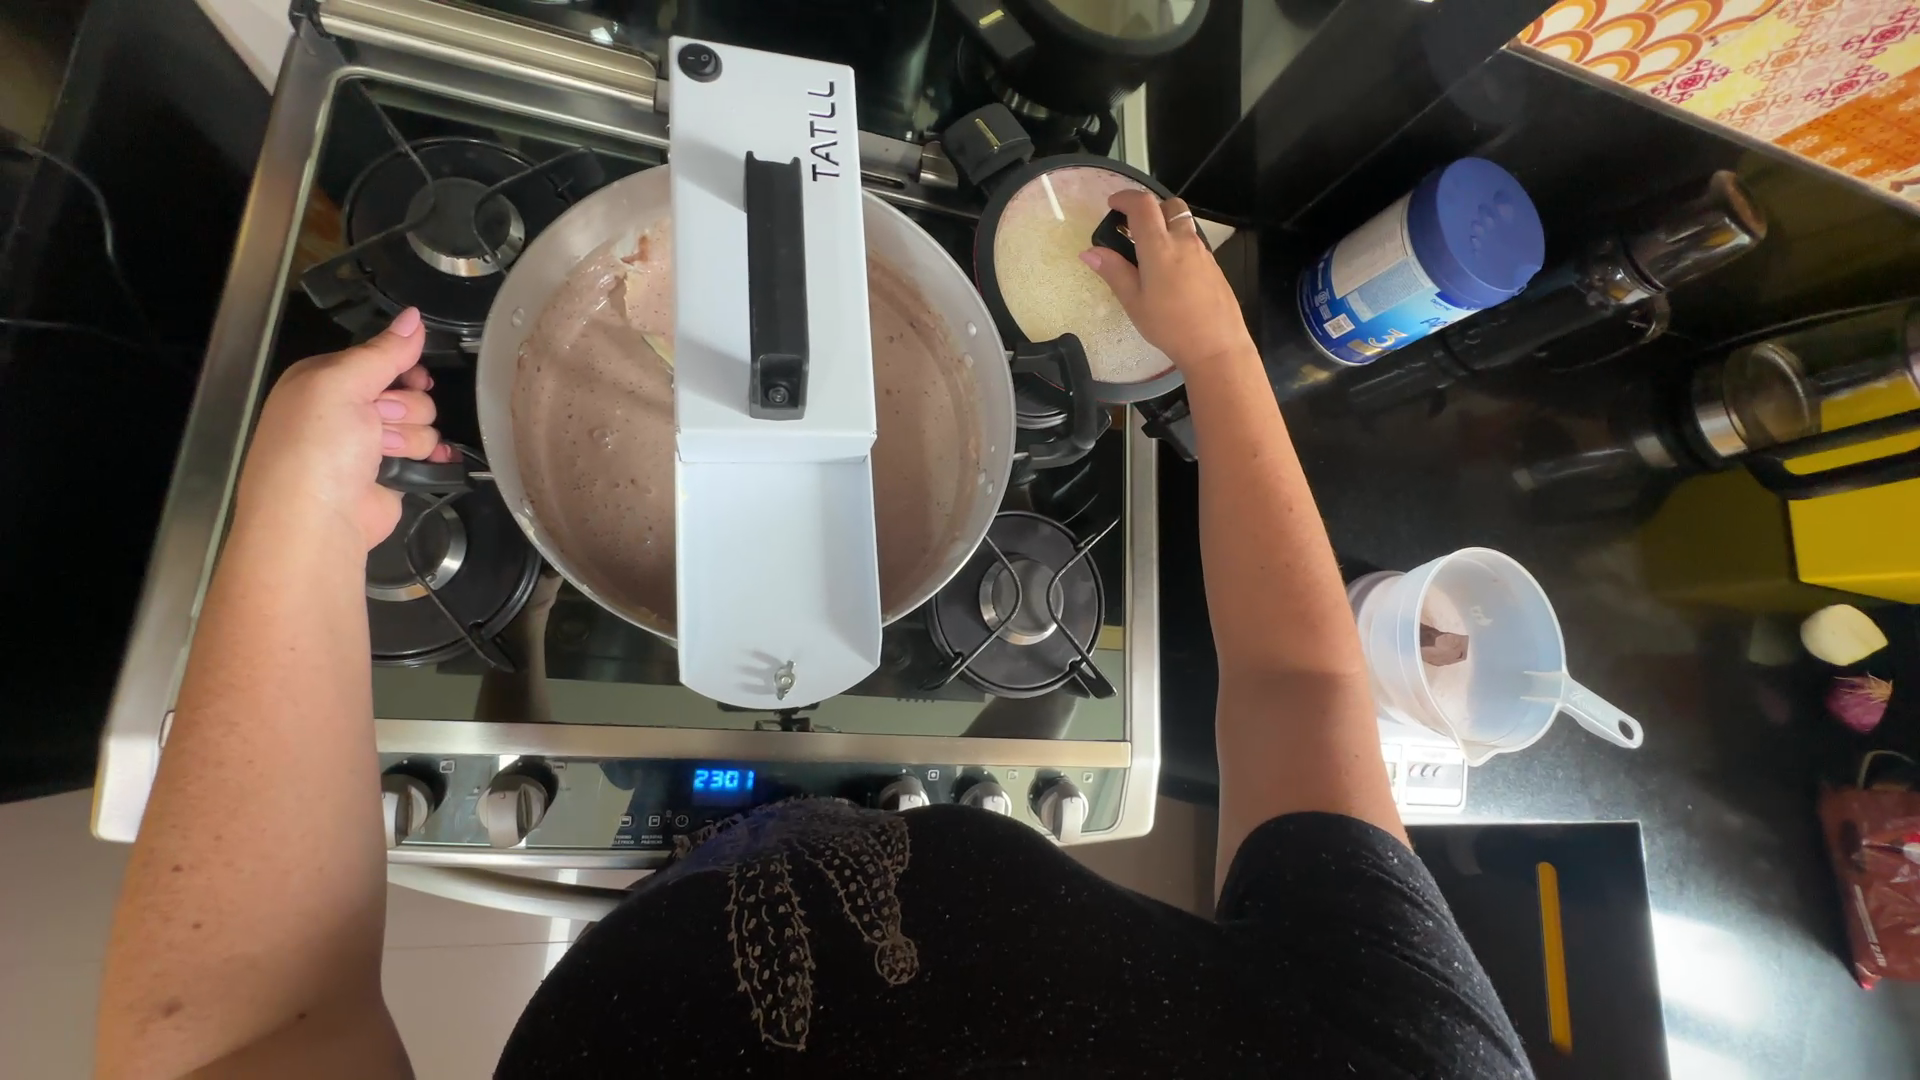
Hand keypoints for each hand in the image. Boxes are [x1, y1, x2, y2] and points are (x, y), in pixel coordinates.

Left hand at [234, 308, 454, 550]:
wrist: (317, 518)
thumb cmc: (315, 448)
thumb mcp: (340, 385)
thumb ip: (383, 352)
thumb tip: (415, 317)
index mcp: (324, 380)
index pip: (383, 359)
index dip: (401, 370)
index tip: (404, 382)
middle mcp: (347, 409)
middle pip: (410, 392)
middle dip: (406, 408)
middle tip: (379, 424)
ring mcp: (370, 443)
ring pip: (423, 424)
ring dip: (411, 438)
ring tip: (384, 453)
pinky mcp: (392, 472)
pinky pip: (428, 453)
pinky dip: (432, 456)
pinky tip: (428, 461)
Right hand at [1080, 191, 1254, 378]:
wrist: (1215, 344)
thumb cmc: (1169, 326)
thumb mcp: (1134, 302)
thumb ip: (1113, 272)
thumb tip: (1090, 252)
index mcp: (1159, 247)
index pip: (1142, 206)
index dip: (1125, 198)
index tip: (1112, 204)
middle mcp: (1183, 241)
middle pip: (1168, 205)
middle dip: (1148, 207)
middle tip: (1131, 226)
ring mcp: (1202, 251)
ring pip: (1183, 223)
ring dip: (1164, 224)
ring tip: (1149, 250)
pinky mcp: (1212, 265)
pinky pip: (1192, 242)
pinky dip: (1177, 242)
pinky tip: (1169, 270)